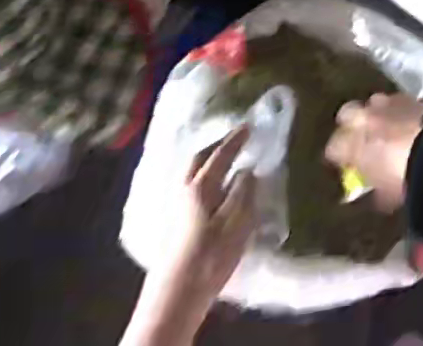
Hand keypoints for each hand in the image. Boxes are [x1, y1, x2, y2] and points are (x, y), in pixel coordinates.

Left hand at [124, 128, 256, 345]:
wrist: (175, 298)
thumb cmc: (210, 257)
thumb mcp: (237, 222)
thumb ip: (245, 191)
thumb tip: (248, 170)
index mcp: (201, 187)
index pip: (220, 155)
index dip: (236, 139)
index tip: (249, 124)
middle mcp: (183, 192)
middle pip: (197, 159)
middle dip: (216, 145)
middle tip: (235, 139)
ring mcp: (174, 208)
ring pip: (190, 174)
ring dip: (207, 161)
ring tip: (225, 160)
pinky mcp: (173, 224)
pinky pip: (188, 187)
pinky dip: (202, 177)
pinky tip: (212, 188)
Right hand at [324, 93, 422, 209]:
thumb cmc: (407, 176)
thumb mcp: (386, 192)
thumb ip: (375, 186)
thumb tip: (375, 190)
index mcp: (353, 143)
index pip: (333, 147)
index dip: (340, 155)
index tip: (347, 163)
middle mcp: (367, 116)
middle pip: (348, 113)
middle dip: (352, 123)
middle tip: (363, 137)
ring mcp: (392, 101)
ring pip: (376, 101)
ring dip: (380, 112)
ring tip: (390, 125)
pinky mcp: (416, 95)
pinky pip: (404, 101)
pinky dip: (405, 110)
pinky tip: (413, 120)